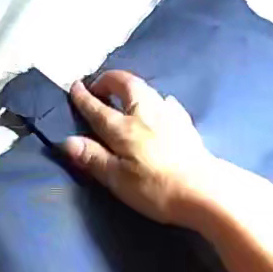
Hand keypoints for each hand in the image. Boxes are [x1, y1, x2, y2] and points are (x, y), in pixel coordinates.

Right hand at [61, 71, 263, 230]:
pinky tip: (160, 107)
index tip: (74, 86)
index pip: (97, 108)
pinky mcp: (186, 125)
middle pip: (126, 85)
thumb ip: (93, 158)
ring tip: (124, 95)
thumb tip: (67, 140)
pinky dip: (156, 101)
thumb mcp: (117, 179)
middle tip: (99, 87)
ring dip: (132, 87)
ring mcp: (169, 116)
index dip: (84, 97)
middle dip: (110, 80)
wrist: (205, 191)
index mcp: (123, 128)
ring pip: (147, 90)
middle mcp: (145, 113)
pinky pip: (167, 103)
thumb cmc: (156, 188)